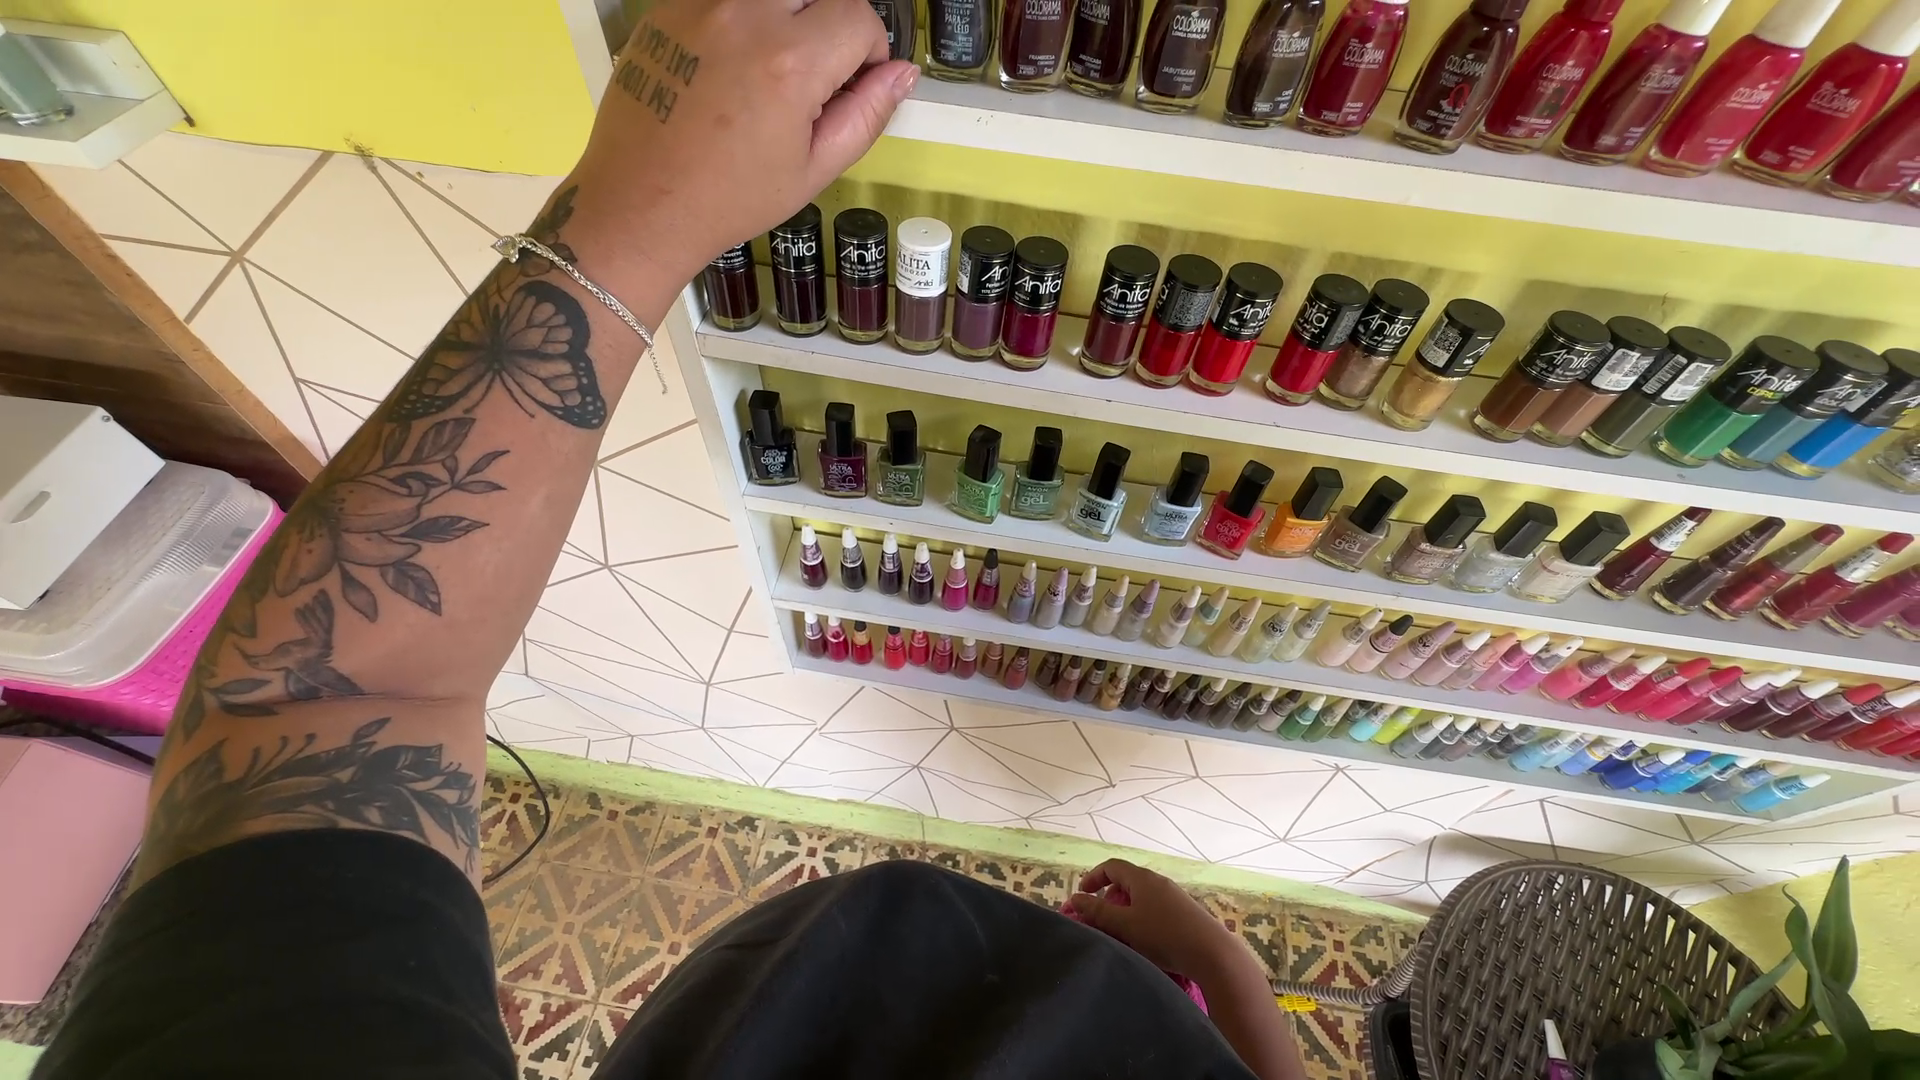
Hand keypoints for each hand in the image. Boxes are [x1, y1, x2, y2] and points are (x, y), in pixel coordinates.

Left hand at [561, 0, 917, 309]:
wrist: (644, 203)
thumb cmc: (734, 199)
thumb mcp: (813, 171)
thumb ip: (865, 116)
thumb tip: (903, 73)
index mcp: (790, 63)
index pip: (858, 15)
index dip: (869, 49)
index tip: (855, 81)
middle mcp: (745, 14)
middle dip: (829, 23)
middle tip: (815, 74)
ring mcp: (700, 1)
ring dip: (787, 18)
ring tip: (772, 68)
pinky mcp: (668, 2)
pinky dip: (742, 20)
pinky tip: (730, 66)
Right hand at [1067, 858, 1244, 979]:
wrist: (1213, 954)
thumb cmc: (1163, 936)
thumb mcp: (1125, 925)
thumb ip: (1098, 912)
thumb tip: (1075, 899)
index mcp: (1141, 878)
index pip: (1111, 866)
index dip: (1093, 878)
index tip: (1082, 896)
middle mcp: (1158, 881)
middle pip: (1126, 880)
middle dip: (1108, 897)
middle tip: (1100, 919)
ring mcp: (1174, 896)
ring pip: (1141, 896)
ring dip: (1126, 910)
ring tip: (1121, 933)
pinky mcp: (1185, 912)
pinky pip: (1155, 907)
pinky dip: (1142, 917)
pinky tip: (1146, 940)